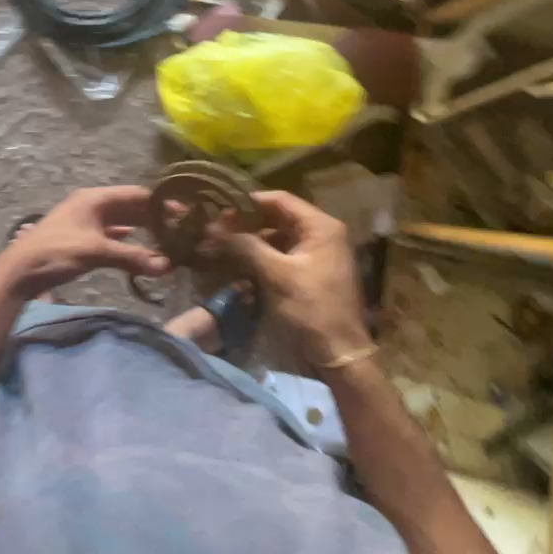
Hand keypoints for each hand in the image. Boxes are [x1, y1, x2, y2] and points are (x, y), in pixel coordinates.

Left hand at [0, 186, 171, 299]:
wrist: (19, 271)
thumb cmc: (56, 252)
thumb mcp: (95, 253)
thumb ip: (131, 257)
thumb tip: (167, 266)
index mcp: (95, 198)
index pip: (136, 194)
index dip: (161, 202)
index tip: (185, 212)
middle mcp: (92, 204)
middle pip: (130, 206)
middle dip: (154, 216)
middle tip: (181, 228)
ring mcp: (85, 221)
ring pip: (121, 221)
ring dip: (141, 228)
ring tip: (166, 238)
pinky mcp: (81, 238)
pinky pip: (111, 234)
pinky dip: (127, 240)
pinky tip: (140, 246)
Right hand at [205, 190, 371, 365]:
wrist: (340, 353)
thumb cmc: (312, 309)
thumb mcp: (276, 275)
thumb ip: (246, 246)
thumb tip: (212, 226)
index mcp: (321, 226)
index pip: (280, 199)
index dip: (248, 201)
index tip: (220, 207)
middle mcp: (322, 232)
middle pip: (279, 216)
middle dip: (247, 221)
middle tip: (216, 226)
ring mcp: (318, 251)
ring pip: (279, 235)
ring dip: (252, 238)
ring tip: (222, 241)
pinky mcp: (312, 269)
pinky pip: (283, 252)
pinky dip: (262, 253)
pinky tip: (239, 259)